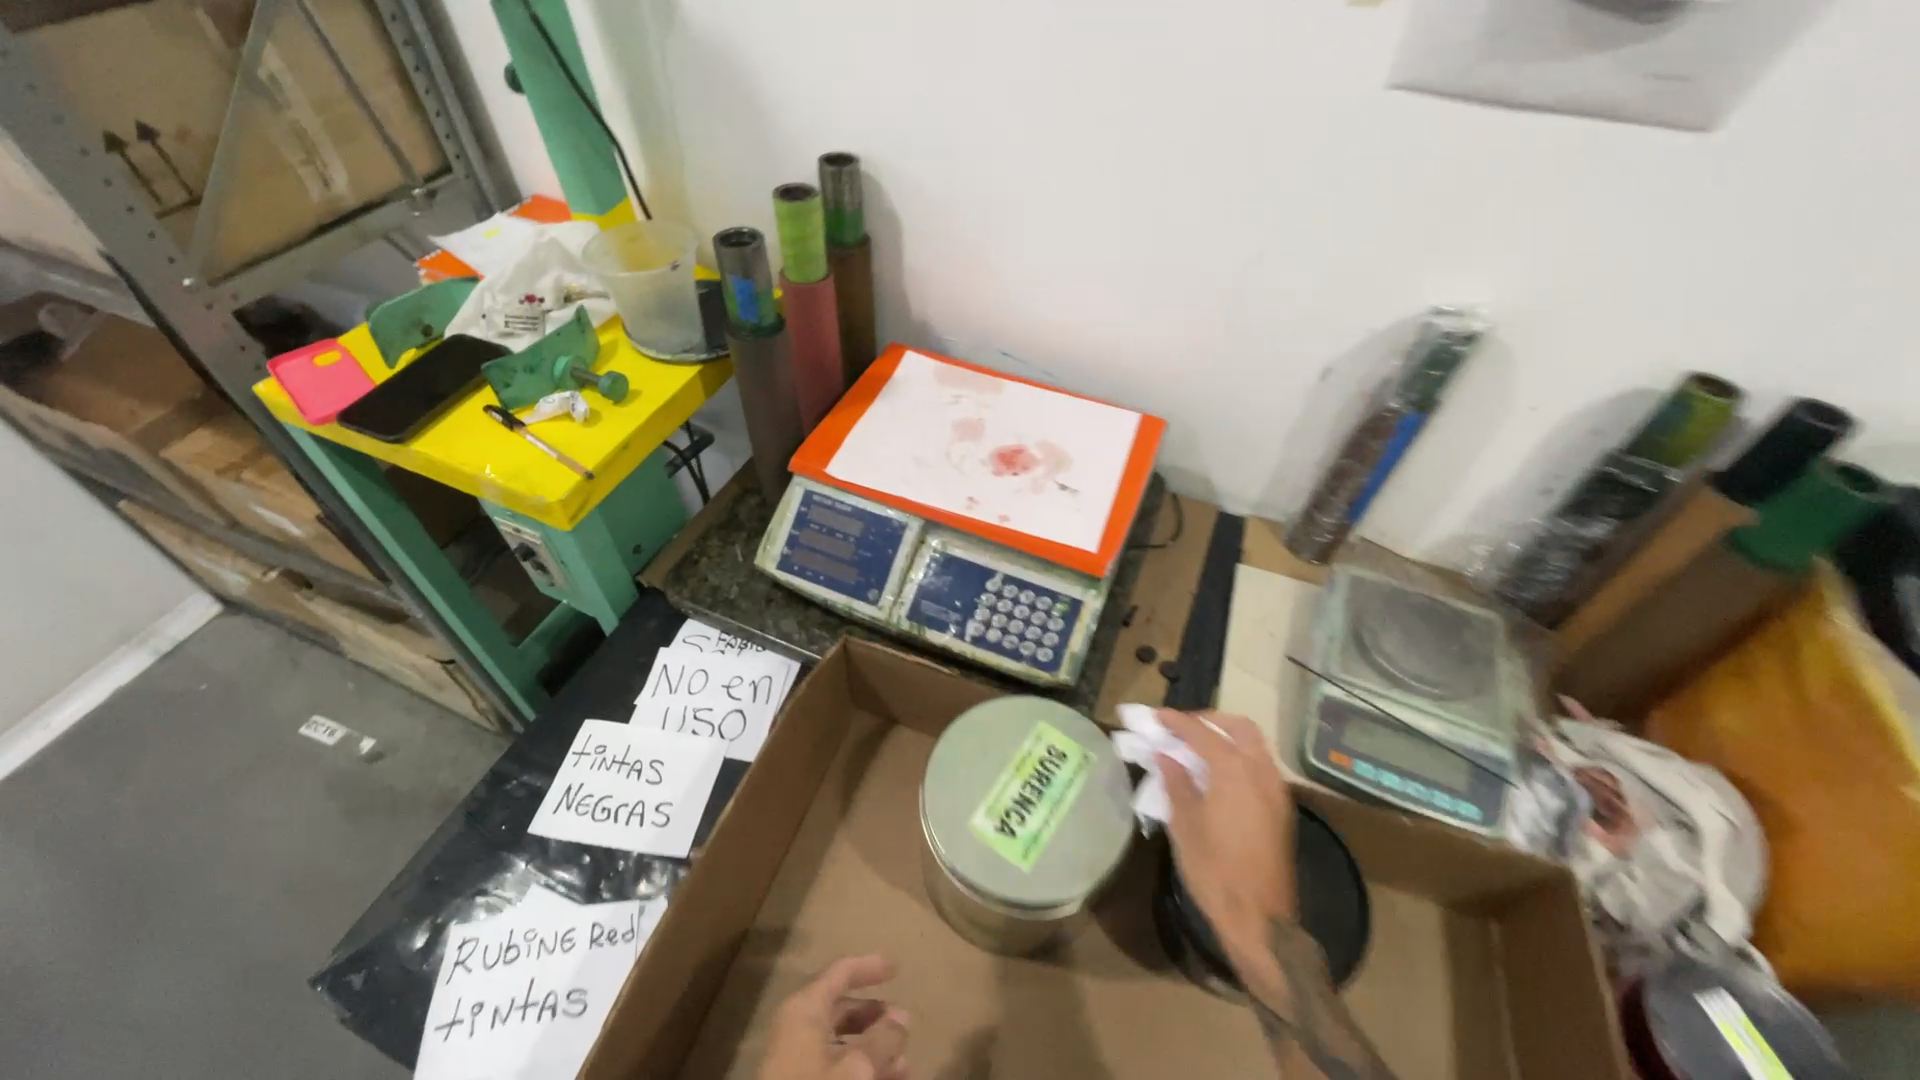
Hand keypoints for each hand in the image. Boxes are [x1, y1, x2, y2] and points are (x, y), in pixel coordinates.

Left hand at [757, 955, 909, 1079]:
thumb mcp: (857, 1067)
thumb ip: (883, 1038)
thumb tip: (901, 1015)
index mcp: (806, 1009)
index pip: (840, 972)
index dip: (870, 967)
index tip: (898, 969)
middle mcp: (798, 1028)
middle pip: (842, 1009)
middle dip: (876, 1018)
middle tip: (905, 1027)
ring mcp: (796, 1060)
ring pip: (841, 1044)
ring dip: (875, 1051)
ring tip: (905, 1067)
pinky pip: (835, 1068)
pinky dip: (862, 1071)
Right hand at [1158, 710, 1296, 966]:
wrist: (1260, 918)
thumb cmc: (1214, 871)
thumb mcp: (1184, 826)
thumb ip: (1176, 784)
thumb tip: (1166, 757)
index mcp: (1234, 771)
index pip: (1202, 733)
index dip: (1177, 721)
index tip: (1156, 716)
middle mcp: (1261, 772)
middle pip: (1239, 728)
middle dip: (1210, 721)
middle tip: (1182, 729)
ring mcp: (1277, 790)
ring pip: (1256, 746)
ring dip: (1228, 738)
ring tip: (1198, 749)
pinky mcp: (1282, 809)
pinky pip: (1262, 767)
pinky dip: (1241, 758)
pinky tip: (1219, 776)